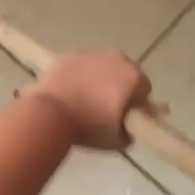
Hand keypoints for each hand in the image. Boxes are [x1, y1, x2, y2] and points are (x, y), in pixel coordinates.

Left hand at [24, 49, 155, 149]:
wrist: (50, 114)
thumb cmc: (88, 128)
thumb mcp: (117, 141)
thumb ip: (129, 132)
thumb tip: (127, 129)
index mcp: (134, 78)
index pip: (144, 89)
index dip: (136, 103)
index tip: (124, 115)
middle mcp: (117, 59)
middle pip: (124, 73)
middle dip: (118, 86)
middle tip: (104, 106)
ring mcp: (91, 53)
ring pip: (101, 66)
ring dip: (98, 78)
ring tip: (83, 98)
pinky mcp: (69, 54)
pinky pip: (80, 64)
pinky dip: (78, 74)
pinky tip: (69, 89)